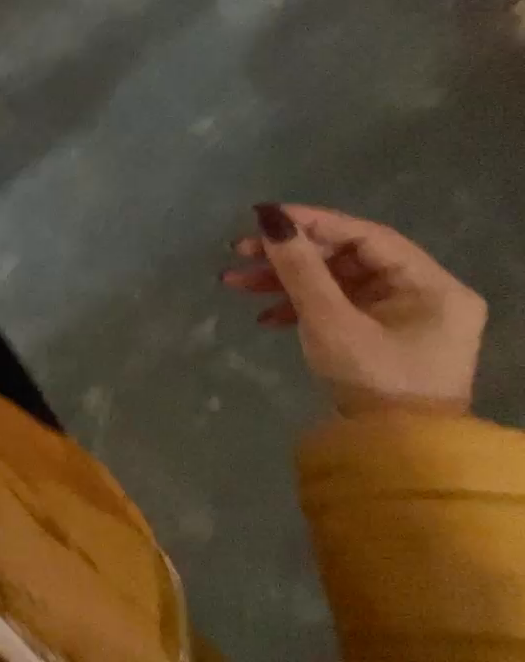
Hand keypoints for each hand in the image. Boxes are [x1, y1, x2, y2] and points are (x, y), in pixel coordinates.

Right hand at [222, 203, 486, 416]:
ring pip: (333, 281)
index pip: (365, 236)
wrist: (396, 448)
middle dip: (286, 256)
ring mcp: (401, 315)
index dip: (311, 222)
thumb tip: (268, 218)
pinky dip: (297, 305)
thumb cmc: (372, 376)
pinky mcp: (380, 334)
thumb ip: (298, 266)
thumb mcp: (329, 319)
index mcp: (430, 285)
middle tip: (236, 252)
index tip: (260, 216)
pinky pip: (334, 305)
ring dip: (281, 280)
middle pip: (344, 257)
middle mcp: (423, 293)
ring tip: (232, 283)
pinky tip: (264, 316)